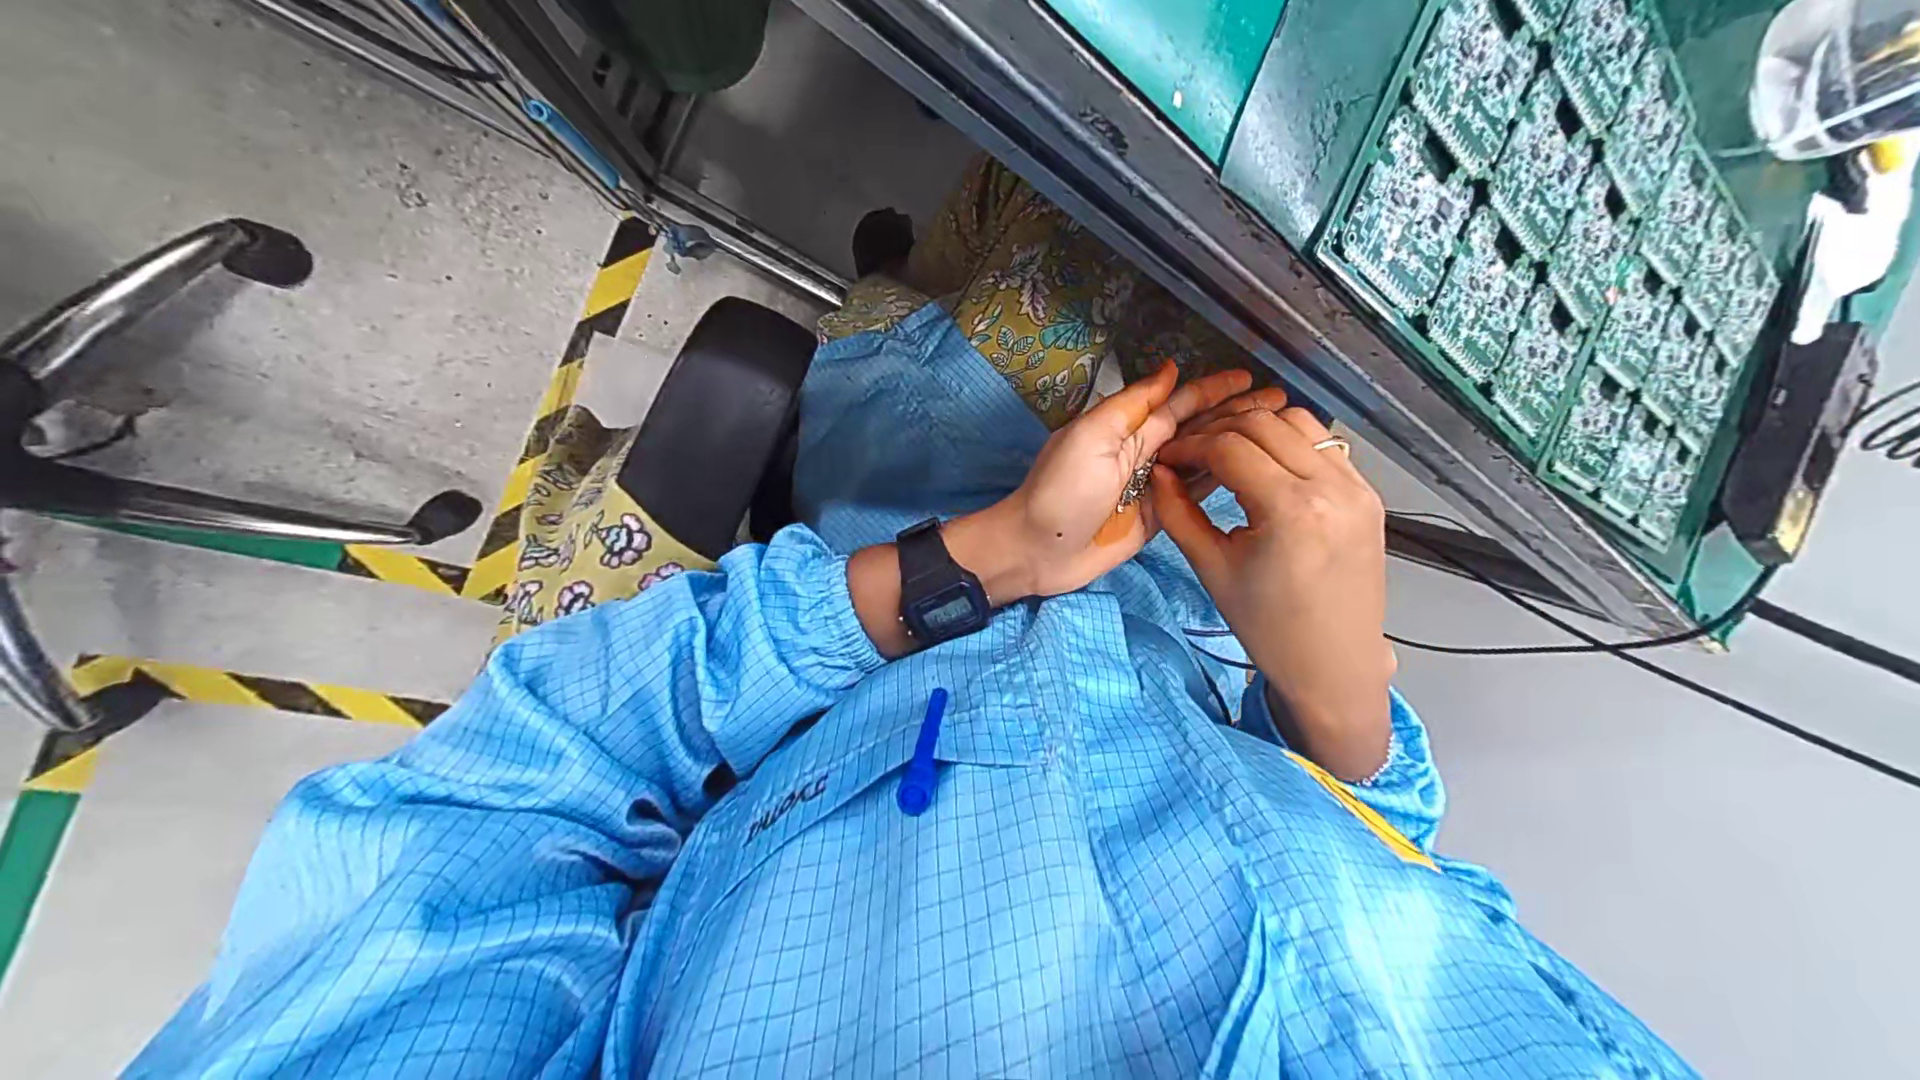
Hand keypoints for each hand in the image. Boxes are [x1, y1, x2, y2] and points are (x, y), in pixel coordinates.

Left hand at [847, 362, 1282, 658]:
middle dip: (1235, 414)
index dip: (1213, 389)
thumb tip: (1169, 369)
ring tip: (1279, 433)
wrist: (1038, 550)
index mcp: (1126, 429)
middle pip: (1198, 429)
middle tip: (1282, 404)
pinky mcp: (1160, 518)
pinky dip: (1220, 480)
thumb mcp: (1090, 435)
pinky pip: (1194, 495)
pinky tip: (1253, 471)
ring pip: (1201, 460)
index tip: (1251, 378)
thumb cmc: (1061, 490)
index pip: (1179, 403)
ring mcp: (1154, 487)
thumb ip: (1132, 404)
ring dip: (1235, 445)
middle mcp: (1144, 454)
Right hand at [1152, 407, 1394, 780]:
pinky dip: (1287, 442)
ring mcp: (1357, 488)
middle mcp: (1332, 488)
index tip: (1167, 456)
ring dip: (1254, 427)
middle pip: (1263, 423)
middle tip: (1189, 450)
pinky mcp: (1367, 494)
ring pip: (1298, 421)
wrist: (1333, 661)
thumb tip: (1158, 472)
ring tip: (1223, 451)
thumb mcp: (1211, 567)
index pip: (1229, 447)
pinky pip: (1323, 444)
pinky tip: (1262, 464)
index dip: (1189, 446)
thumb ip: (1178, 512)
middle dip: (1217, 429)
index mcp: (1292, 510)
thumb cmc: (1268, 625)